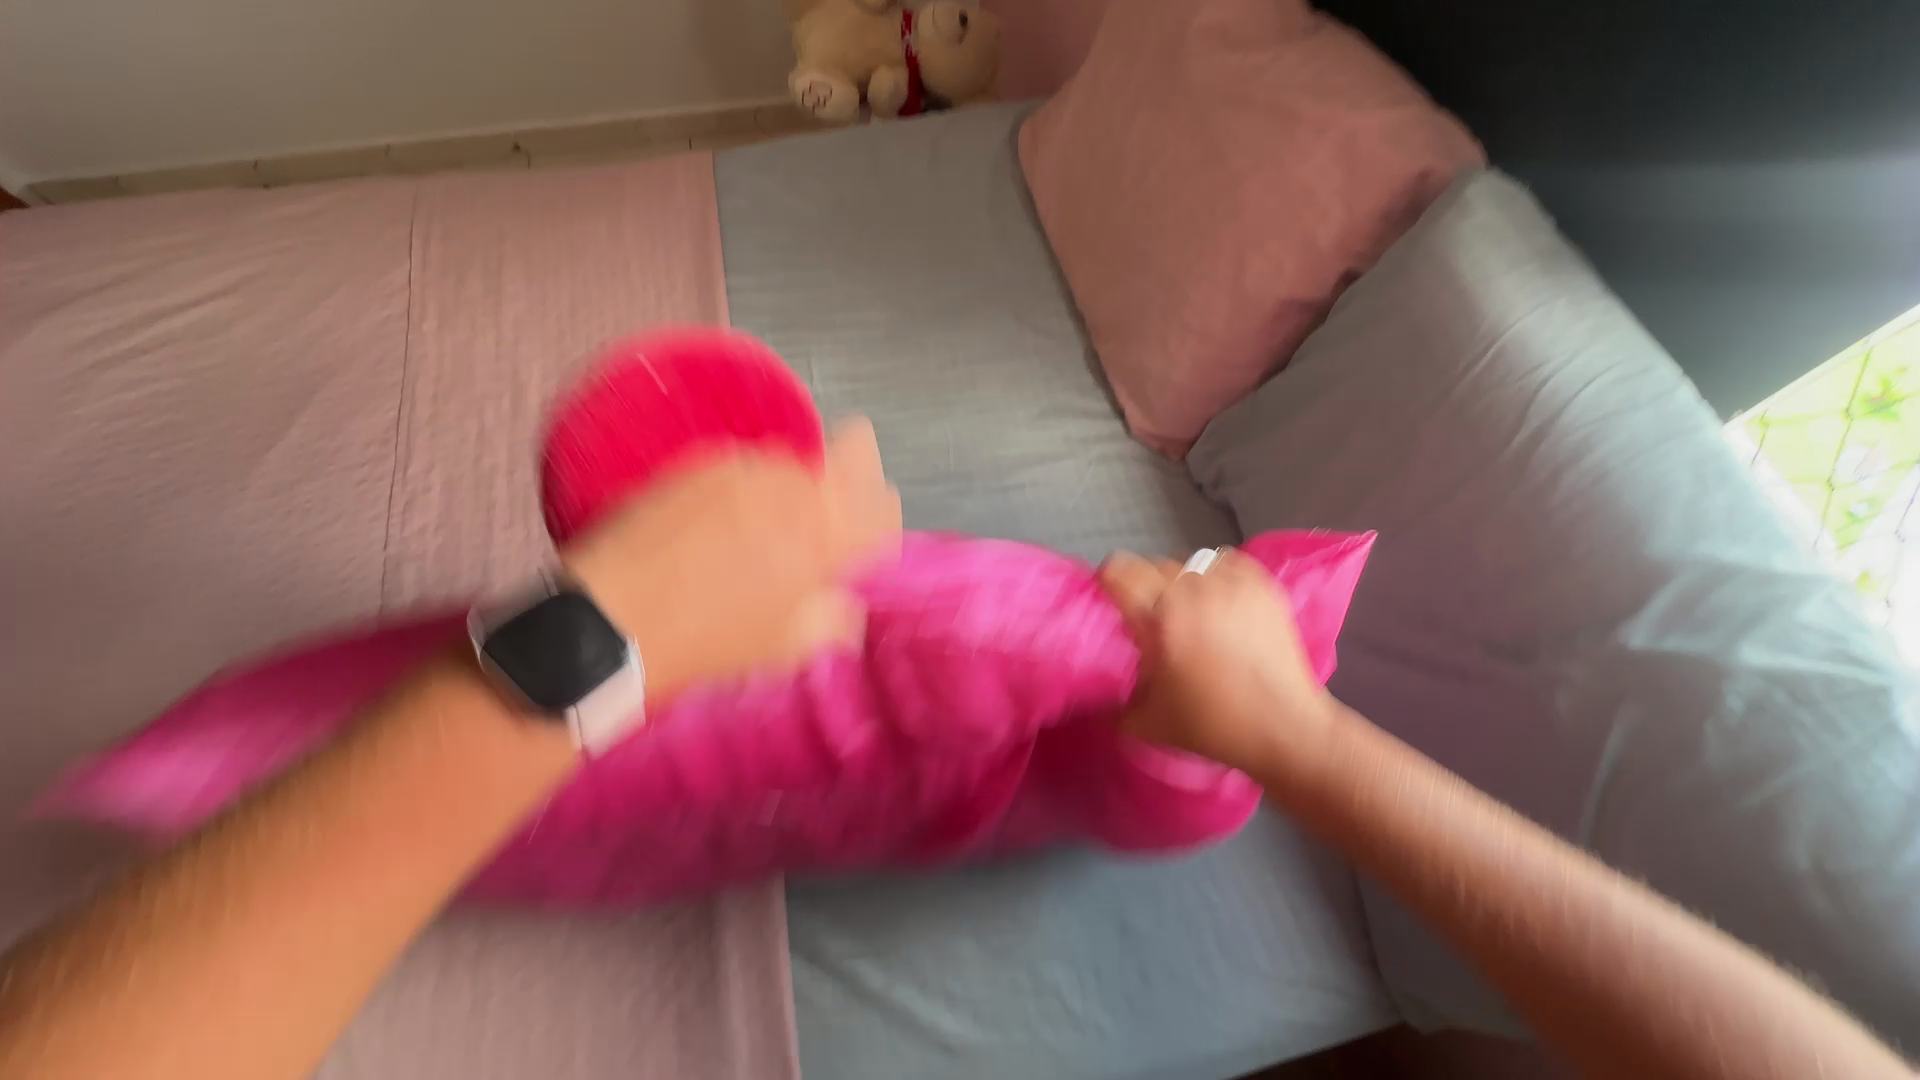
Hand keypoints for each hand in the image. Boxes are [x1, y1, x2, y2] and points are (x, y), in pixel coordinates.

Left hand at [562, 418, 900, 698]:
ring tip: (765, 525)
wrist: (614, 616)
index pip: (883, 503)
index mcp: (828, 533)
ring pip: (798, 458)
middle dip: (845, 485)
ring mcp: (749, 464)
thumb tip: (846, 606)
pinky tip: (724, 520)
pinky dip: (751, 485)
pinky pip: (749, 463)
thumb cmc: (711, 640)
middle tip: (823, 519)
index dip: (882, 517)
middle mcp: (797, 485)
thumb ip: (834, 618)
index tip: (868, 537)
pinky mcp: (704, 459)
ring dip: (797, 484)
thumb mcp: (788, 646)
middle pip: (853, 453)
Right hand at [1098, 548, 1337, 775]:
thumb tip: (1094, 691)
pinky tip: (1218, 602)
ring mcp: (1233, 584)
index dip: (1109, 584)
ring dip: (1181, 581)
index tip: (1115, 606)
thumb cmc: (1213, 726)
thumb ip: (1112, 701)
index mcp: (1161, 614)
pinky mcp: (1263, 586)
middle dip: (1145, 588)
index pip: (1119, 569)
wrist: (1285, 730)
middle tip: (1153, 621)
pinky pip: (1226, 561)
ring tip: (1189, 612)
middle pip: (1152, 565)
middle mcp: (1195, 588)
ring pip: (1189, 561)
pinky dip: (1216, 575)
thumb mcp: (1146, 721)